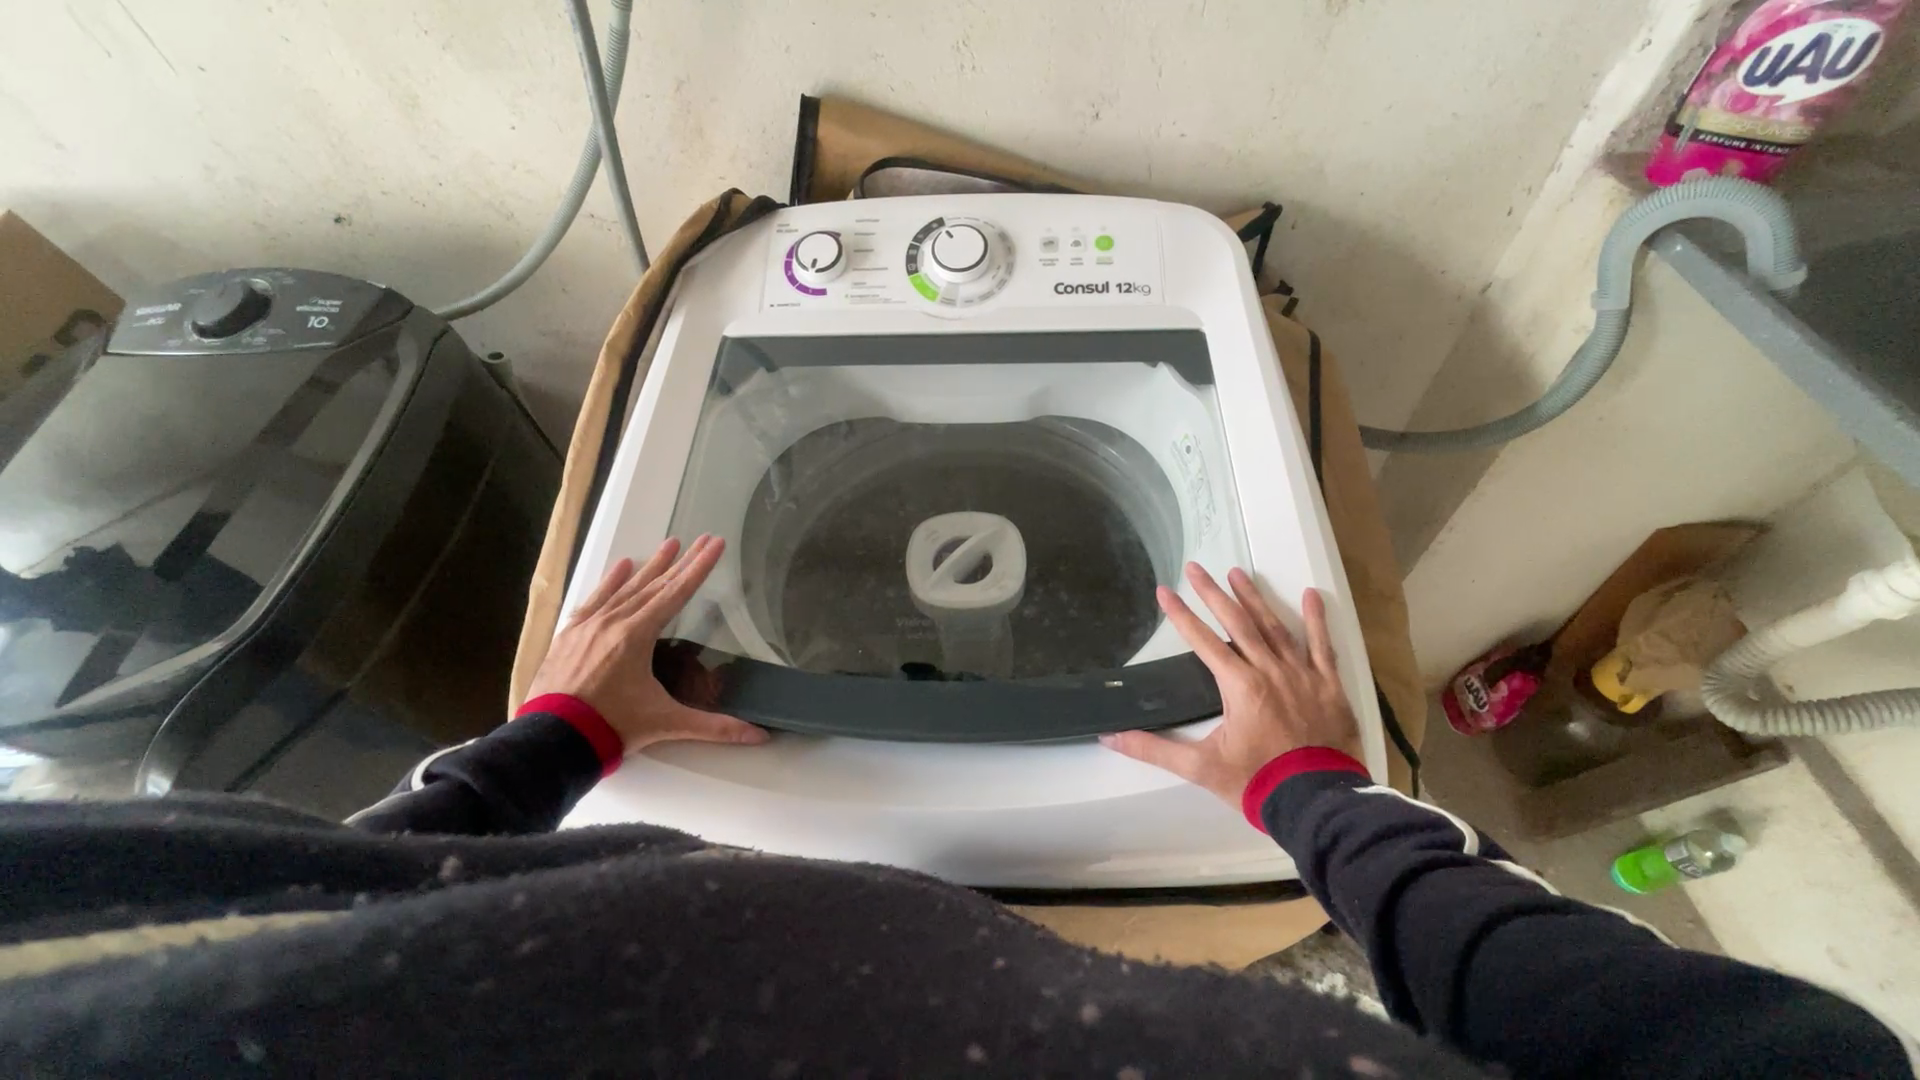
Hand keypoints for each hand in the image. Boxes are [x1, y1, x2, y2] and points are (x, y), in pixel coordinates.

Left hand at [526, 535, 767, 753]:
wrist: (551, 741)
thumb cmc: (612, 727)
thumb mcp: (666, 723)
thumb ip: (714, 727)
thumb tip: (759, 736)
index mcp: (637, 636)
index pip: (677, 593)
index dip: (700, 567)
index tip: (715, 543)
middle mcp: (614, 622)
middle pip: (655, 584)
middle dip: (682, 561)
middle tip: (701, 538)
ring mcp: (588, 626)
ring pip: (625, 588)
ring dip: (649, 567)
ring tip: (668, 544)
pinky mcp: (569, 636)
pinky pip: (594, 600)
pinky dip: (609, 582)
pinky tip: (620, 566)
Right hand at [1101, 564, 1360, 806]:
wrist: (1318, 802)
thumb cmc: (1257, 783)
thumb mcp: (1200, 768)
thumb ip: (1154, 749)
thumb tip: (1110, 738)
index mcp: (1239, 686)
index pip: (1203, 641)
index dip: (1181, 615)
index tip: (1164, 590)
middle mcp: (1269, 671)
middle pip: (1238, 623)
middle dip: (1214, 594)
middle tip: (1196, 568)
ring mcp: (1302, 675)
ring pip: (1275, 628)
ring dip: (1255, 598)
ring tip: (1238, 572)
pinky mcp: (1329, 685)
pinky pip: (1323, 646)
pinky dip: (1316, 620)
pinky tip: (1311, 595)